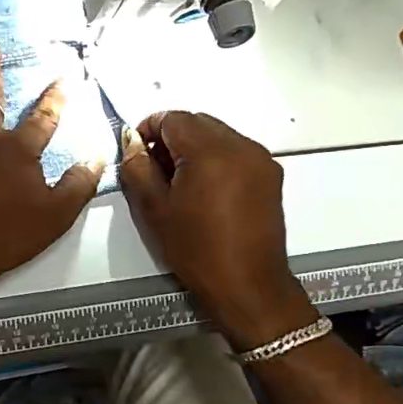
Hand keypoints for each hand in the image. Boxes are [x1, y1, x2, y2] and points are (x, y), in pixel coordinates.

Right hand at [117, 111, 319, 346]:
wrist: (247, 285)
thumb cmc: (195, 249)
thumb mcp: (154, 208)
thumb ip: (137, 167)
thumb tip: (132, 142)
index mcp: (210, 152)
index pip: (173, 118)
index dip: (148, 128)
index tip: (136, 151)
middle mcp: (241, 146)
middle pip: (197, 122)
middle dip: (171, 137)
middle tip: (154, 168)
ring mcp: (260, 159)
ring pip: (217, 134)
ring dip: (193, 146)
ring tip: (179, 181)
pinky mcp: (270, 174)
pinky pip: (235, 150)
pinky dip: (214, 158)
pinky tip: (203, 189)